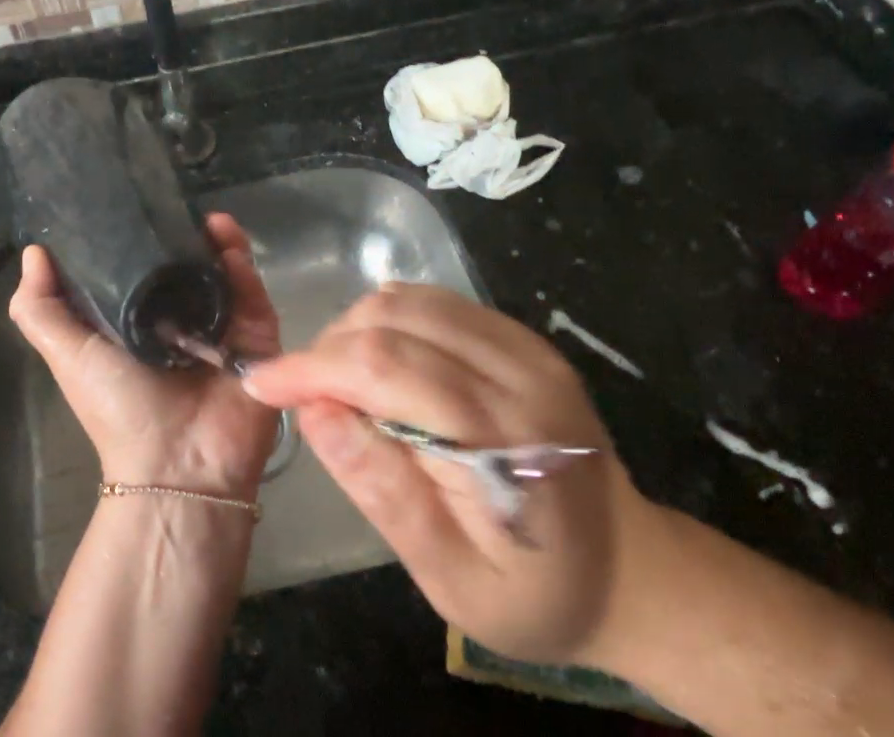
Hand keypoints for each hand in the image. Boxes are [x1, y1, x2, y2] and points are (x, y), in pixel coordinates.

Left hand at [9, 213, 280, 497]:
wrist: (178, 464)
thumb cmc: (118, 408)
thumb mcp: (67, 355)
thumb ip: (41, 310)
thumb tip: (34, 252)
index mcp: (136, 328)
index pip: (138, 274)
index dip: (135, 241)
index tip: (130, 204)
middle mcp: (180, 324)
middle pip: (184, 269)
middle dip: (181, 236)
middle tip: (173, 204)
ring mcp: (221, 329)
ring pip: (221, 274)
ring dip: (215, 242)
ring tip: (205, 216)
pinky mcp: (255, 337)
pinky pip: (252, 292)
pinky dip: (241, 262)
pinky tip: (226, 236)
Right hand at [241, 283, 661, 664]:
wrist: (633, 573)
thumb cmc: (536, 593)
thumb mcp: (451, 579)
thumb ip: (385, 492)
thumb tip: (315, 412)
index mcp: (501, 436)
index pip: (385, 366)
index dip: (311, 367)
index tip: (261, 385)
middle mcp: (520, 373)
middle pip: (394, 319)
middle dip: (328, 349)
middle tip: (304, 397)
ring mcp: (529, 349)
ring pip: (413, 299)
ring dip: (357, 331)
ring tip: (340, 384)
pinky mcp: (527, 341)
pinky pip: (440, 304)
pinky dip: (391, 323)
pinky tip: (383, 367)